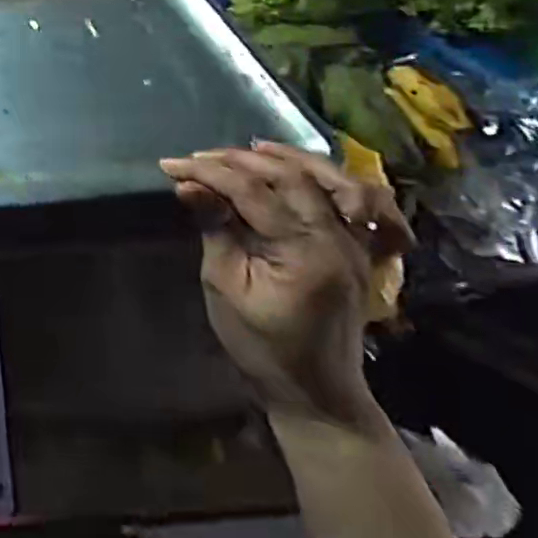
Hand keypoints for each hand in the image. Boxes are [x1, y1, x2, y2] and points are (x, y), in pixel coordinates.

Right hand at [160, 141, 412, 428]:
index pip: (253, 191)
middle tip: (197, 157)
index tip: (169, 165)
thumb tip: (189, 185)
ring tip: (253, 149)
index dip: (208, 172)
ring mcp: (359, 245)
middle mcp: (341, 239)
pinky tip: (312, 175)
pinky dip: (343, 184)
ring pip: (336, 182)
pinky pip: (369, 206)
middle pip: (294, 178)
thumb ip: (215, 229)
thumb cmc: (260, 342)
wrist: (315, 388)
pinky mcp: (362, 251)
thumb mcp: (224, 285)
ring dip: (292, 160)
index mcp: (305, 251)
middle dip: (240, 160)